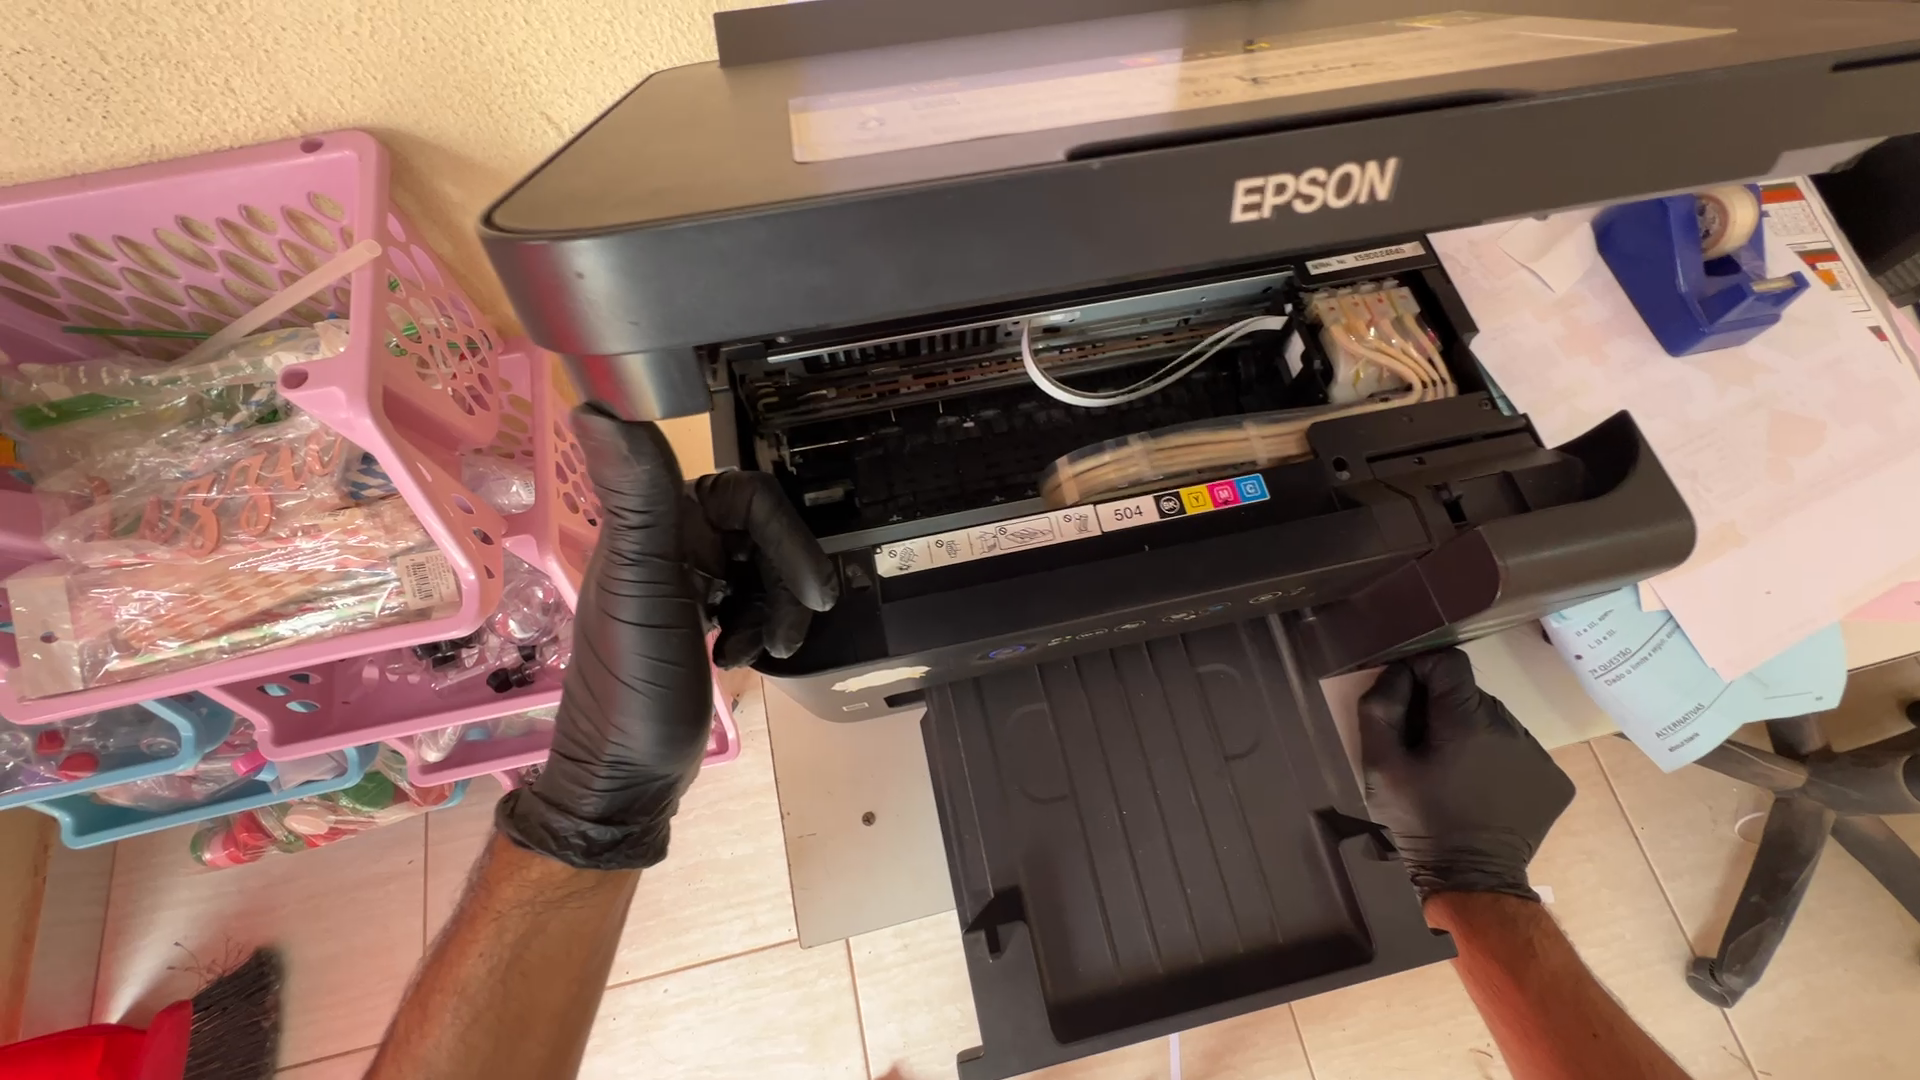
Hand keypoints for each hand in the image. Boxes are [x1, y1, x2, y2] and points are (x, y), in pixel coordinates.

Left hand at [496, 406, 837, 869]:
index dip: (784, 535)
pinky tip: (743, 658)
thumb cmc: (631, 693)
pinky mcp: (701, 618)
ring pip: (763, 568)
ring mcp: (686, 584)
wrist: (623, 784)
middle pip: (761, 533)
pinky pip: (753, 600)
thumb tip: (597, 405)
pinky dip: (762, 625)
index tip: (809, 590)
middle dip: (786, 579)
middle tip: (800, 624)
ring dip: (777, 609)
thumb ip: (636, 501)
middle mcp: (670, 546)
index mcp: (655, 530)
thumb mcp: (640, 595)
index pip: (744, 497)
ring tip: (761, 652)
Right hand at [1358, 648, 1573, 902]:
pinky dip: (1495, 754)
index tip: (1403, 695)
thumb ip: (1380, 707)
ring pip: (1493, 719)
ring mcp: (1539, 754)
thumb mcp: (1378, 763)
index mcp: (1468, 721)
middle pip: (1469, 692)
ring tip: (1450, 765)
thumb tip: (1397, 671)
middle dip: (1441, 706)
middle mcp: (1512, 728)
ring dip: (1468, 729)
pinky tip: (1479, 783)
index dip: (1420, 670)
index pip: (1448, 662)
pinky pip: (1517, 746)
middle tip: (1421, 741)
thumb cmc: (1417, 818)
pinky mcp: (1555, 779)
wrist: (1472, 878)